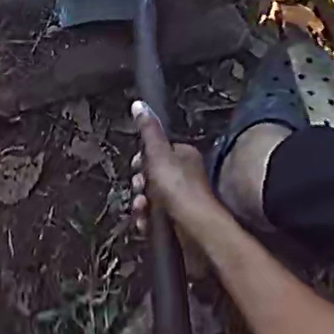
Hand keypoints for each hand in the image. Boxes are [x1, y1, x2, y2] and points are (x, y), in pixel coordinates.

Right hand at [129, 100, 224, 230]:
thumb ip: (148, 130)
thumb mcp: (158, 153)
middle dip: (139, 183)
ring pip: (150, 196)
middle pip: (150, 174)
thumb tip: (138, 103)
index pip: (156, 151)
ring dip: (140, 201)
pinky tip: (145, 221)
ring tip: (142, 207)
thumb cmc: (179, 187)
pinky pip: (155, 215)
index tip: (136, 166)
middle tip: (140, 187)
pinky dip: (147, 218)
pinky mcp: (178, 220)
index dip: (142, 158)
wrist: (196, 229)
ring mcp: (182, 199)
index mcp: (184, 155)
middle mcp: (185, 175)